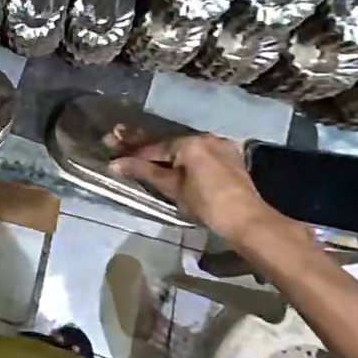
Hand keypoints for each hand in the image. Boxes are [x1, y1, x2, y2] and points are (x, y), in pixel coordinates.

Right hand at [110, 132, 293, 244]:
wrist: (246, 219)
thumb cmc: (206, 204)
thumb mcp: (171, 187)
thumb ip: (143, 171)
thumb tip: (114, 164)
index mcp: (189, 142)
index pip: (153, 146)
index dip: (131, 150)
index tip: (110, 147)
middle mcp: (204, 137)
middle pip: (168, 142)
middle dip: (144, 144)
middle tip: (118, 137)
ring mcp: (220, 146)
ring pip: (184, 147)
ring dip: (163, 150)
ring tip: (143, 152)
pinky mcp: (229, 157)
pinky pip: (199, 153)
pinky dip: (183, 156)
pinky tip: (173, 159)